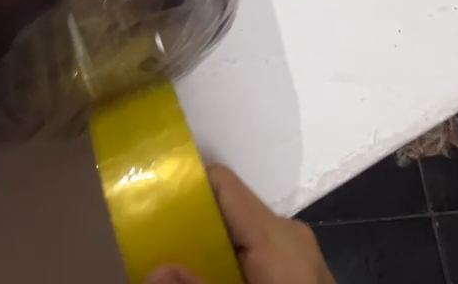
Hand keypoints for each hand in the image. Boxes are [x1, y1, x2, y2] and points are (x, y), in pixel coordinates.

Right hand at [148, 166, 335, 283]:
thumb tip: (153, 271)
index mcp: (273, 237)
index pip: (223, 183)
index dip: (188, 188)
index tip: (154, 205)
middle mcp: (288, 234)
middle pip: (230, 211)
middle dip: (193, 230)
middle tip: (159, 251)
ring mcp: (300, 253)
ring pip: (244, 235)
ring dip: (212, 252)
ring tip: (181, 271)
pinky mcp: (304, 272)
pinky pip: (261, 254)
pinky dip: (235, 265)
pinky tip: (215, 281)